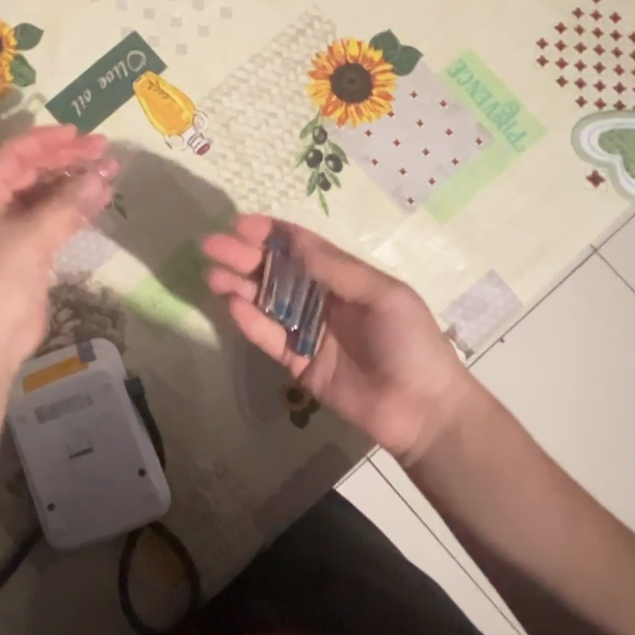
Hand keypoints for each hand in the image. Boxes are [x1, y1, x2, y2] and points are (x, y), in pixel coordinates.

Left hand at [0, 125, 116, 368]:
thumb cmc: (1, 281)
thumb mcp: (33, 237)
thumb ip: (68, 204)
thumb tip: (102, 175)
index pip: (13, 155)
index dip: (43, 140)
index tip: (77, 133)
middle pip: (34, 173)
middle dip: (67, 159)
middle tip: (103, 149)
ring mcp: (17, 233)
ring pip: (49, 197)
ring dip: (77, 183)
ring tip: (111, 172)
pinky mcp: (33, 255)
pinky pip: (57, 221)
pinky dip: (78, 209)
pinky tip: (101, 201)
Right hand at [202, 214, 471, 463]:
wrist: (423, 410)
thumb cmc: (410, 342)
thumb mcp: (381, 294)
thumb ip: (335, 269)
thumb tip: (292, 239)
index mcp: (344, 278)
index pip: (301, 248)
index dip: (271, 234)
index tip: (240, 224)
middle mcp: (321, 299)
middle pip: (275, 272)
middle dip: (244, 257)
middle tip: (212, 246)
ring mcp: (307, 331)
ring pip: (265, 302)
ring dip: (239, 285)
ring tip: (212, 274)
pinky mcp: (297, 362)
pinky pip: (268, 337)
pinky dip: (249, 321)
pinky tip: (231, 305)